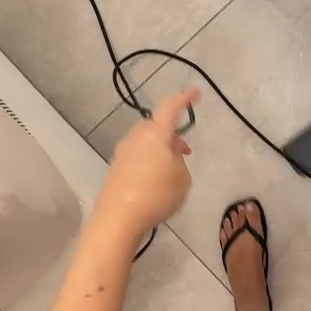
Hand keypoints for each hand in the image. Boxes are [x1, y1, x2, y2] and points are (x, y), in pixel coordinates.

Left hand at [91, 87, 198, 237]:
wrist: (118, 218)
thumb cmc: (157, 195)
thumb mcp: (182, 179)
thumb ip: (179, 161)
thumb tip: (169, 157)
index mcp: (156, 134)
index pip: (170, 107)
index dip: (184, 99)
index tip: (195, 93)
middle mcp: (136, 138)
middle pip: (155, 126)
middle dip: (171, 133)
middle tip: (184, 150)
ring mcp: (123, 152)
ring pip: (145, 141)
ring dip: (159, 148)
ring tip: (171, 169)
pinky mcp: (115, 168)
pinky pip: (136, 156)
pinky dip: (148, 161)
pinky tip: (154, 181)